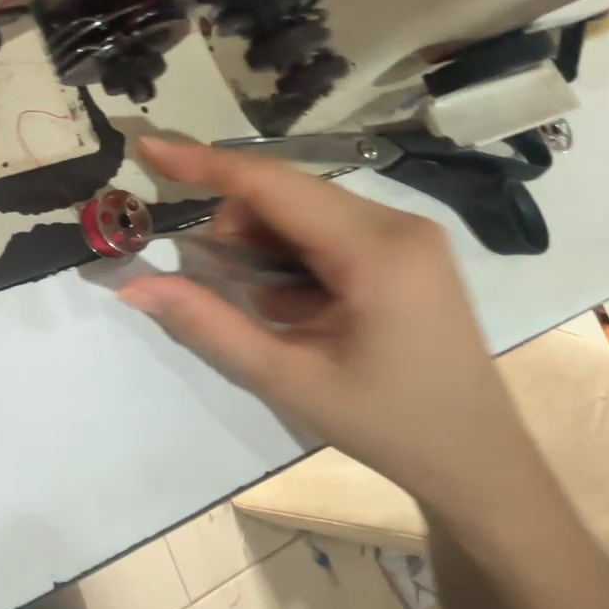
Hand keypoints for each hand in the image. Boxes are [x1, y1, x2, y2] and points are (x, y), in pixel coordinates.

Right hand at [119, 138, 538, 518]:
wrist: (476, 460)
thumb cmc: (386, 422)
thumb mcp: (284, 377)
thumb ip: (205, 323)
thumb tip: (131, 284)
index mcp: (375, 251)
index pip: (272, 185)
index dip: (203, 163)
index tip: (147, 147)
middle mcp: (396, 225)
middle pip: (283, 191)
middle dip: (231, 222)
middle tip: (209, 276)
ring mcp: (404, 235)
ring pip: (298, 208)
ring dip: (257, 242)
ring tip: (262, 305)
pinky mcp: (402, 251)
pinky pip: (320, 228)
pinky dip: (284, 255)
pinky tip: (293, 305)